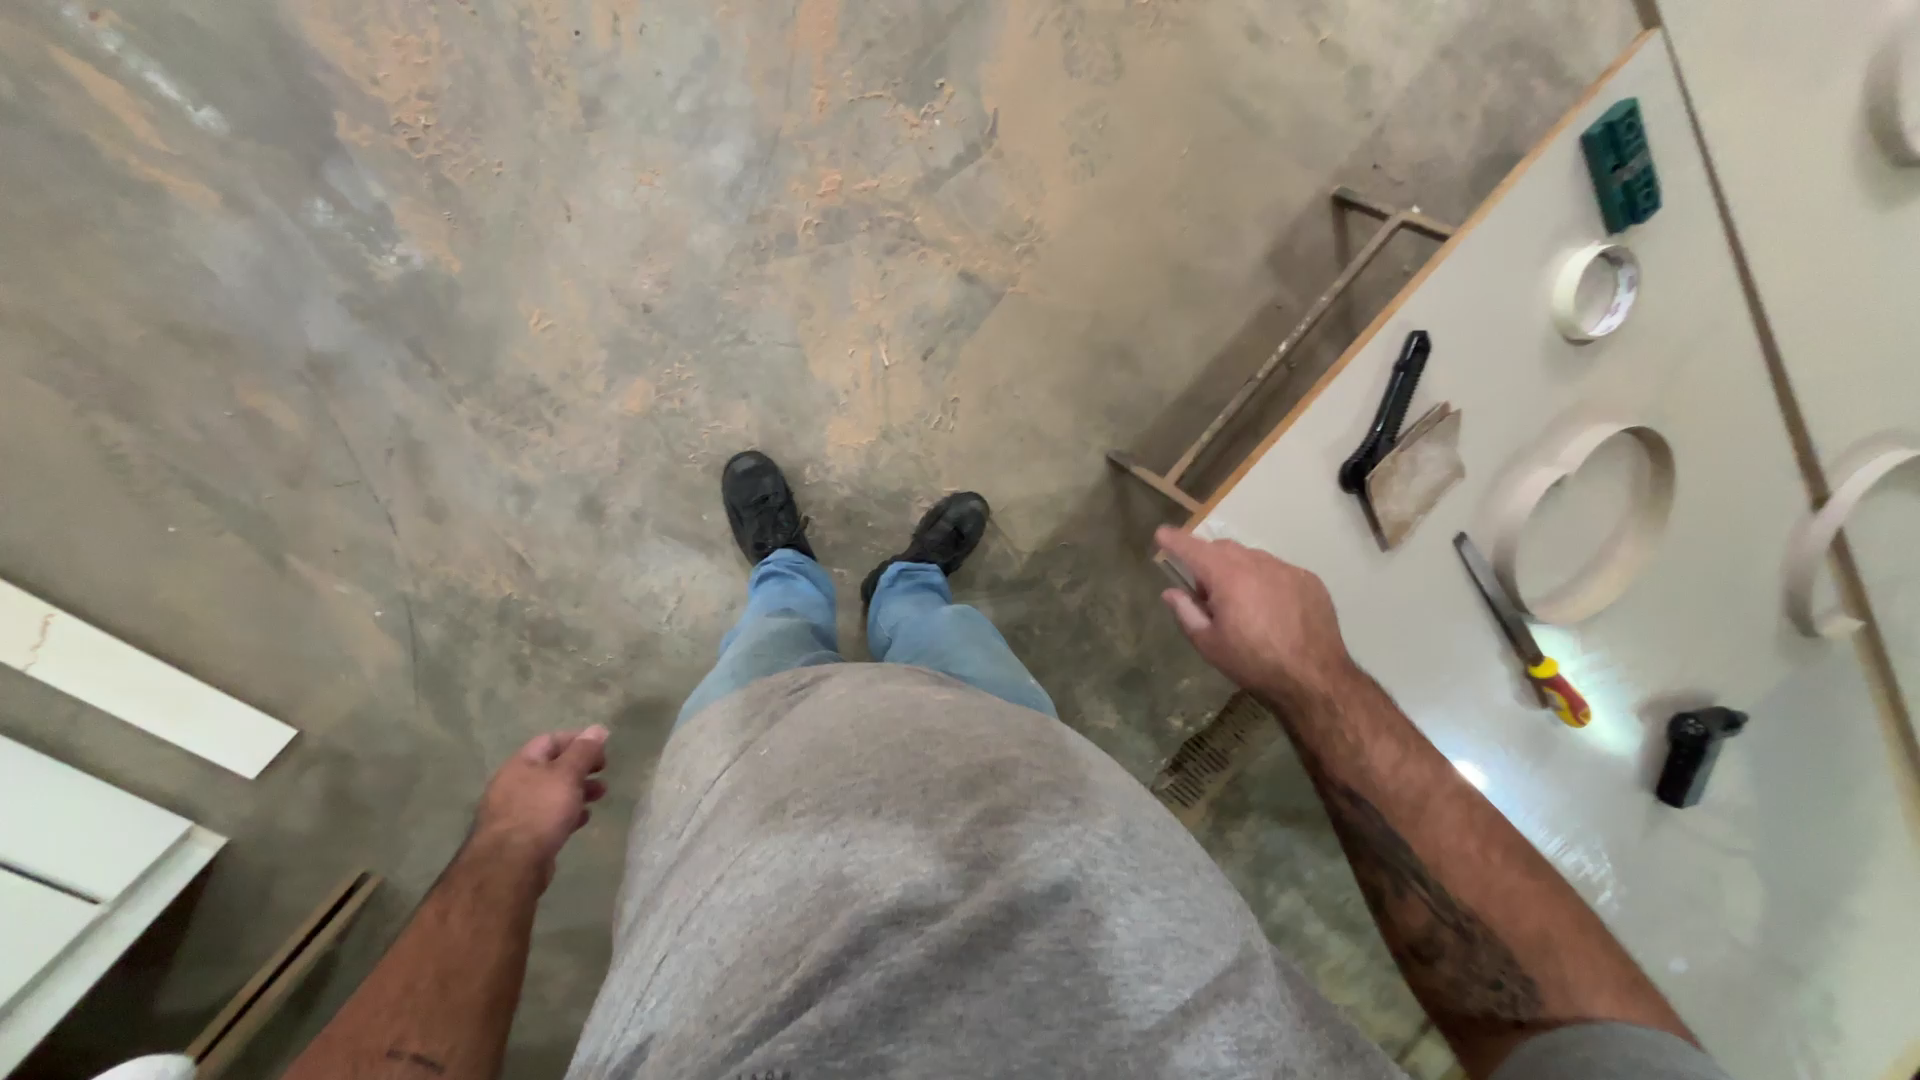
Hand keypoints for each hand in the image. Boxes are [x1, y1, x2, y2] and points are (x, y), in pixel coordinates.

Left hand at [467, 726, 608, 885]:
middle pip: (552, 767)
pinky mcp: (522, 836)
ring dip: (578, 790)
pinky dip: (567, 813)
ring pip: (552, 793)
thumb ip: (584, 751)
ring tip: (600, 796)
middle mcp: (514, 785)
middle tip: (604, 771)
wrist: (509, 866)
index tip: (602, 749)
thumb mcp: (567, 774)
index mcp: (521, 764)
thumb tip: (598, 729)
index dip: (577, 740)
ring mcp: (516, 812)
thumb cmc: (540, 811)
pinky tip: (582, 819)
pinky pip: (548, 816)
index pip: (550, 741)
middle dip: (581, 767)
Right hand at [1155, 526, 1361, 708]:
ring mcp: (1287, 569)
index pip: (1193, 549)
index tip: (1161, 534)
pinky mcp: (1309, 580)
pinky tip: (1270, 608)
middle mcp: (1258, 564)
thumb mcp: (1209, 644)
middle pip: (1223, 548)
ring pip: (1252, 557)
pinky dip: (1265, 580)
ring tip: (1241, 602)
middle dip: (1207, 560)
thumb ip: (1186, 612)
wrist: (1314, 678)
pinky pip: (1278, 570)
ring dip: (1238, 569)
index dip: (1175, 540)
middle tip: (1205, 593)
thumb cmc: (1253, 663)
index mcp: (1228, 577)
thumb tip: (1171, 592)